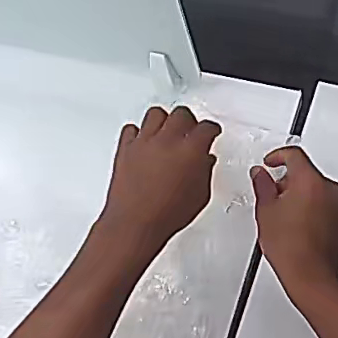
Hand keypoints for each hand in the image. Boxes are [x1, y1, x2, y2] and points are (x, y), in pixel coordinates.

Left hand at [98, 106, 222, 250]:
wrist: (135, 224)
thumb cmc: (166, 214)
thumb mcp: (200, 195)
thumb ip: (205, 172)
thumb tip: (204, 161)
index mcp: (191, 150)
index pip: (207, 128)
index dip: (211, 129)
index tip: (211, 131)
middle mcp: (168, 141)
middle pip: (181, 114)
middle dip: (189, 120)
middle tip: (191, 128)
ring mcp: (145, 143)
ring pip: (156, 114)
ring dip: (164, 120)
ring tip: (167, 129)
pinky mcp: (126, 149)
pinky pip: (132, 129)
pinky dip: (139, 132)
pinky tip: (144, 140)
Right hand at [250, 147, 337, 310]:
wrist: (312, 277)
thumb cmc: (292, 249)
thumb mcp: (266, 211)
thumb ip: (263, 185)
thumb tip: (260, 174)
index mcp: (310, 181)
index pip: (294, 154)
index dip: (277, 156)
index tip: (270, 162)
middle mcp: (329, 189)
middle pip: (306, 172)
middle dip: (287, 180)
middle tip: (271, 193)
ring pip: (315, 188)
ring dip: (299, 194)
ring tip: (281, 214)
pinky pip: (323, 203)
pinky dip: (310, 207)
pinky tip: (295, 224)